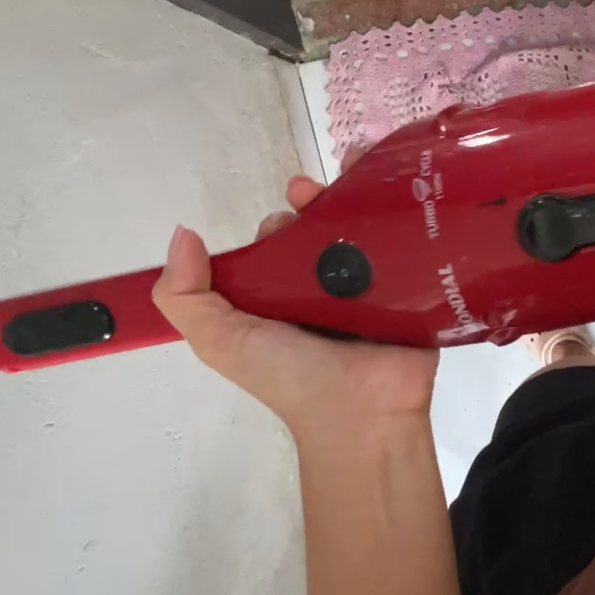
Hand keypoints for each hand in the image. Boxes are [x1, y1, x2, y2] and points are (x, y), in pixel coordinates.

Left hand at [152, 175, 438, 443]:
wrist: (361, 412)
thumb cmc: (291, 376)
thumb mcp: (221, 342)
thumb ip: (186, 296)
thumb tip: (184, 233)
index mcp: (280, 299)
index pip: (276, 247)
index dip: (276, 226)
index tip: (285, 217)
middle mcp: (324, 291)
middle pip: (320, 235)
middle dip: (317, 207)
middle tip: (317, 197)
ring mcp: (371, 289)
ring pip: (362, 235)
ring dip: (359, 205)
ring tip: (358, 182)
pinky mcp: (410, 290)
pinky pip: (405, 248)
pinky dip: (403, 223)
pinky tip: (404, 198)